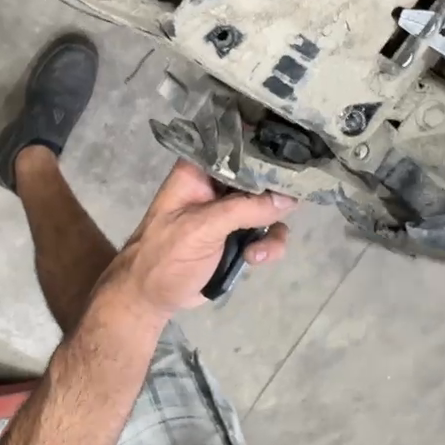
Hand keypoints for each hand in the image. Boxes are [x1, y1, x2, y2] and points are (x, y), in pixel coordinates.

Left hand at [102, 160, 295, 318]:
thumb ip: (245, 209)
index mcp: (198, 170)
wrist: (151, 298)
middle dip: (277, 194)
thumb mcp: (202, 227)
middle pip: (260, 176)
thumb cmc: (165, 255)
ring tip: (258, 252)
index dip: (265, 150)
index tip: (293, 158)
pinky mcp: (237, 235)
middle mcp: (216, 184)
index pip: (236, 146)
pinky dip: (267, 246)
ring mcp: (228, 211)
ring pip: (268, 206)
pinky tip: (254, 259)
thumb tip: (289, 198)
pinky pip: (265, 232)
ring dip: (272, 229)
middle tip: (290, 207)